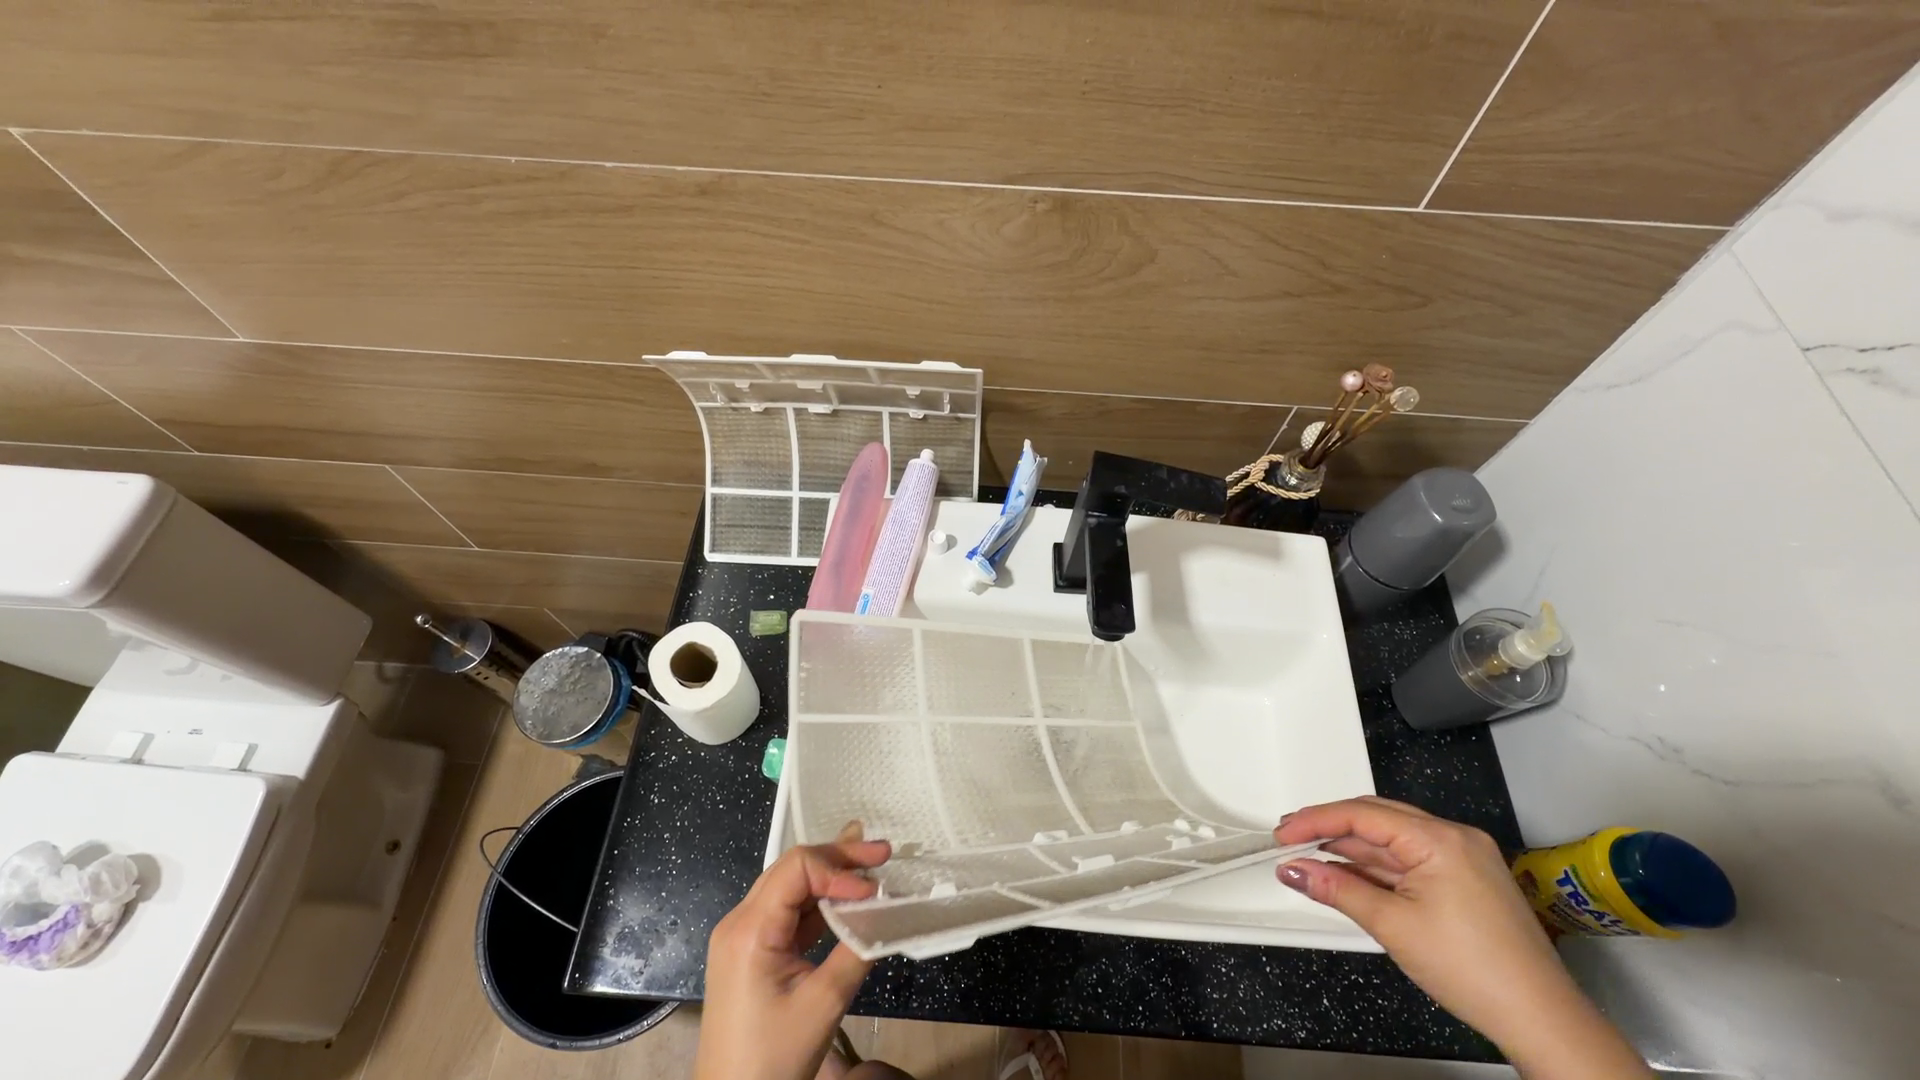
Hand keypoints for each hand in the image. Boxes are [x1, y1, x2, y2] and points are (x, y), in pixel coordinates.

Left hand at [694, 824, 890, 1079]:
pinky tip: (848, 899)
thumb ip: (856, 950)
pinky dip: (820, 904)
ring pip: (791, 888)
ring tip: (871, 866)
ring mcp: (743, 936)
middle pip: (792, 870)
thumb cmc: (774, 1055)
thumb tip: (887, 914)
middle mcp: (740, 921)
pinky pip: (788, 913)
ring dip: (831, 877)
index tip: (874, 888)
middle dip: (839, 858)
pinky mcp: (752, 953)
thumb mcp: (823, 1003)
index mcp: (750, 928)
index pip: (797, 868)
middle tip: (883, 853)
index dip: (839, 868)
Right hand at [1276, 797, 1650, 1079]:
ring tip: (1313, 859)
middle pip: (1378, 817)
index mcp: (1440, 839)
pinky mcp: (1467, 879)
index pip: (1362, 814)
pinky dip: (1378, 866)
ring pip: (1393, 840)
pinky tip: (1352, 875)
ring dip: (1353, 849)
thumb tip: (1295, 870)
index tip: (1283, 833)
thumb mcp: (1392, 925)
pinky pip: (1411, 859)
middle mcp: (1456, 838)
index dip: (1316, 821)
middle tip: (1291, 839)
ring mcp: (1465, 858)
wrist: (1539, 1017)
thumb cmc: (1474, 971)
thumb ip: (1337, 889)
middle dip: (1331, 828)